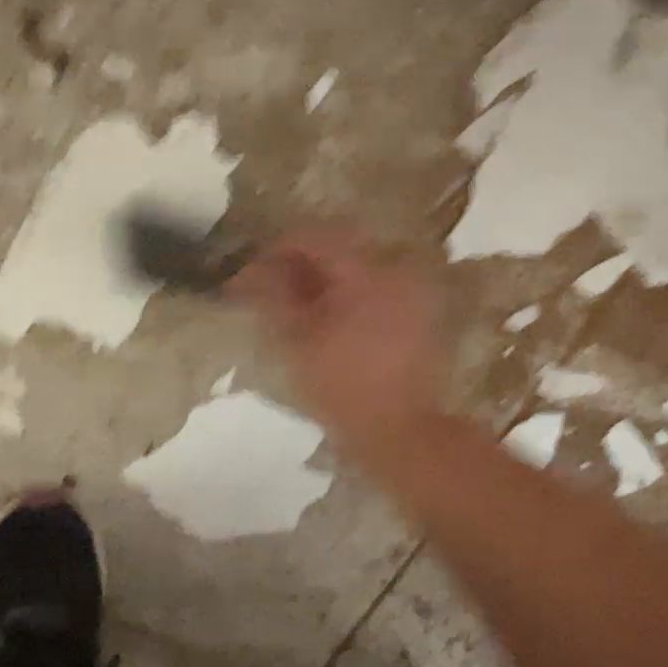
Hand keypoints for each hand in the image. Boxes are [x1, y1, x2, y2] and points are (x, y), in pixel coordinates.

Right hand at [230, 227, 443, 471]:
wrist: (398, 430)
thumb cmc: (341, 387)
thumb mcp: (296, 341)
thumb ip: (272, 297)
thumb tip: (251, 272)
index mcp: (365, 271)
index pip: (315, 236)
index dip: (276, 250)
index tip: (250, 274)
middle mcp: (394, 269)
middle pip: (338, 248)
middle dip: (299, 264)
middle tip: (268, 290)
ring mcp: (411, 292)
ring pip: (356, 269)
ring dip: (322, 281)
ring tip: (294, 309)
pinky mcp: (417, 315)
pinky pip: (374, 289)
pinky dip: (346, 296)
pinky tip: (326, 322)